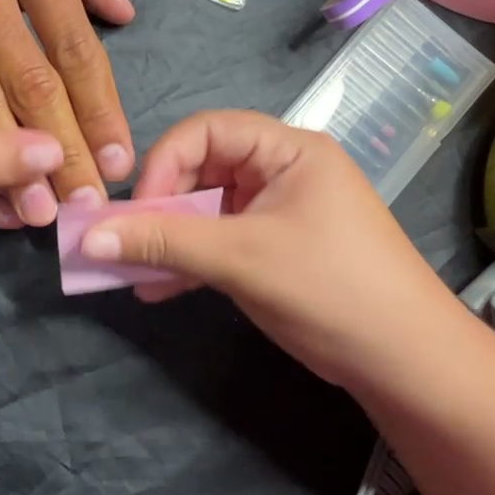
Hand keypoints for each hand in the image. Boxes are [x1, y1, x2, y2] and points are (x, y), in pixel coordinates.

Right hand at [76, 111, 465, 385]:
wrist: (406, 364)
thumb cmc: (329, 289)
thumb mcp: (241, 259)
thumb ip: (164, 242)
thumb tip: (88, 238)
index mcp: (288, 150)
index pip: (206, 131)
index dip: (164, 164)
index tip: (136, 212)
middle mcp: (282, 171)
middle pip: (202, 169)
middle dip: (161, 207)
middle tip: (129, 243)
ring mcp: (279, 211)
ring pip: (206, 210)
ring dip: (169, 239)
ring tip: (132, 271)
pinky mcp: (275, 249)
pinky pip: (219, 241)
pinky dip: (190, 261)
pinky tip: (158, 289)